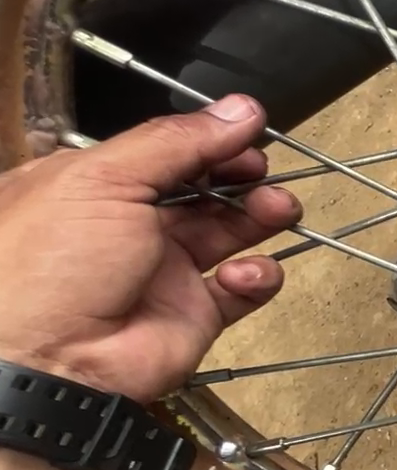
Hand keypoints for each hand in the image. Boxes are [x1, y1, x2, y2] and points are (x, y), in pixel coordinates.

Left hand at [0, 95, 300, 400]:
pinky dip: (258, 277)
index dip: (207, 143)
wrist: (52, 359)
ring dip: (262, 218)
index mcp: (87, 188)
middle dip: (243, 179)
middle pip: (205, 191)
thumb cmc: (45, 265)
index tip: (248, 134)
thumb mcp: (102, 180)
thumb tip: (240, 110)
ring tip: (279, 211)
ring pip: (233, 233)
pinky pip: (247, 287)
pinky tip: (246, 274)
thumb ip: (177, 143)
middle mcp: (127, 226)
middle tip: (264, 174)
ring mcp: (165, 270)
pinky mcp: (200, 309)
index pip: (162, 154)